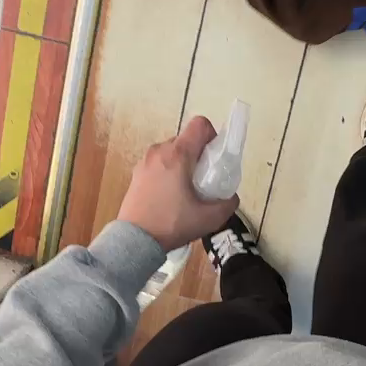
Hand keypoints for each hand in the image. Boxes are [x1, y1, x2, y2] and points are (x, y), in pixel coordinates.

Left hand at [116, 116, 239, 250]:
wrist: (135, 240)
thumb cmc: (172, 224)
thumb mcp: (210, 218)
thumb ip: (228, 203)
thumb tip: (231, 196)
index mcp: (178, 154)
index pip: (200, 124)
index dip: (212, 136)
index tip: (214, 160)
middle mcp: (159, 151)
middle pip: (186, 140)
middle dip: (198, 156)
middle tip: (202, 181)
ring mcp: (145, 161)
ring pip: (171, 152)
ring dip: (182, 164)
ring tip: (184, 191)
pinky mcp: (136, 173)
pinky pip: (158, 164)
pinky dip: (167, 172)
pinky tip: (168, 197)